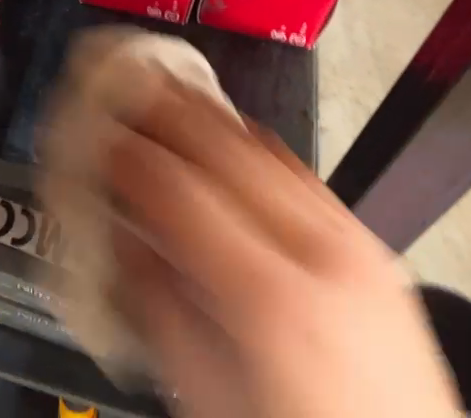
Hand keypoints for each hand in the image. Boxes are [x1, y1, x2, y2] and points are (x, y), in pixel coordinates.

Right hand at [104, 78, 459, 417]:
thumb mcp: (206, 393)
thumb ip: (156, 306)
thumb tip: (123, 237)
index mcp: (271, 300)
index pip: (181, 192)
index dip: (131, 155)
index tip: (100, 135)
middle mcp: (321, 256)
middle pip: (227, 150)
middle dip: (166, 110)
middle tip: (125, 84)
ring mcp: (355, 245)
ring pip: (267, 148)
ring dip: (208, 114)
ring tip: (168, 89)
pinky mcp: (370, 247)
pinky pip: (302, 170)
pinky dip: (253, 141)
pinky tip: (228, 130)